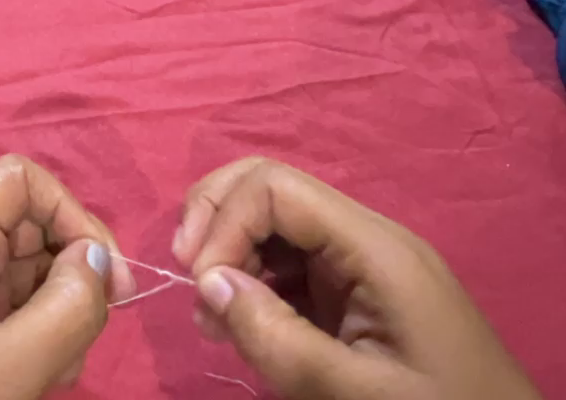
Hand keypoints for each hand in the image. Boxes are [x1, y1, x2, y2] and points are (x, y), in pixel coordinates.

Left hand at [0, 155, 136, 399]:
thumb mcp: (12, 367)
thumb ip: (67, 308)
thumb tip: (97, 259)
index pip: (18, 179)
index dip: (69, 211)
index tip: (105, 273)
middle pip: (29, 223)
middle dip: (70, 269)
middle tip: (88, 332)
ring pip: (28, 266)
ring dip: (59, 308)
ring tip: (56, 368)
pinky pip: (13, 302)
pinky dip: (40, 329)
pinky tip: (42, 374)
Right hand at [172, 158, 542, 399]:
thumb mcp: (357, 398)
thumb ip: (278, 339)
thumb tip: (206, 281)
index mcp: (376, 247)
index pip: (274, 187)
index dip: (223, 221)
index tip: (199, 284)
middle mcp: (365, 237)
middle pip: (268, 186)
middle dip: (216, 219)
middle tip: (189, 278)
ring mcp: (361, 263)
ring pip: (271, 221)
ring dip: (228, 252)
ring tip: (212, 318)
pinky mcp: (356, 292)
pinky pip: (287, 260)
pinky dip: (250, 279)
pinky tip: (241, 322)